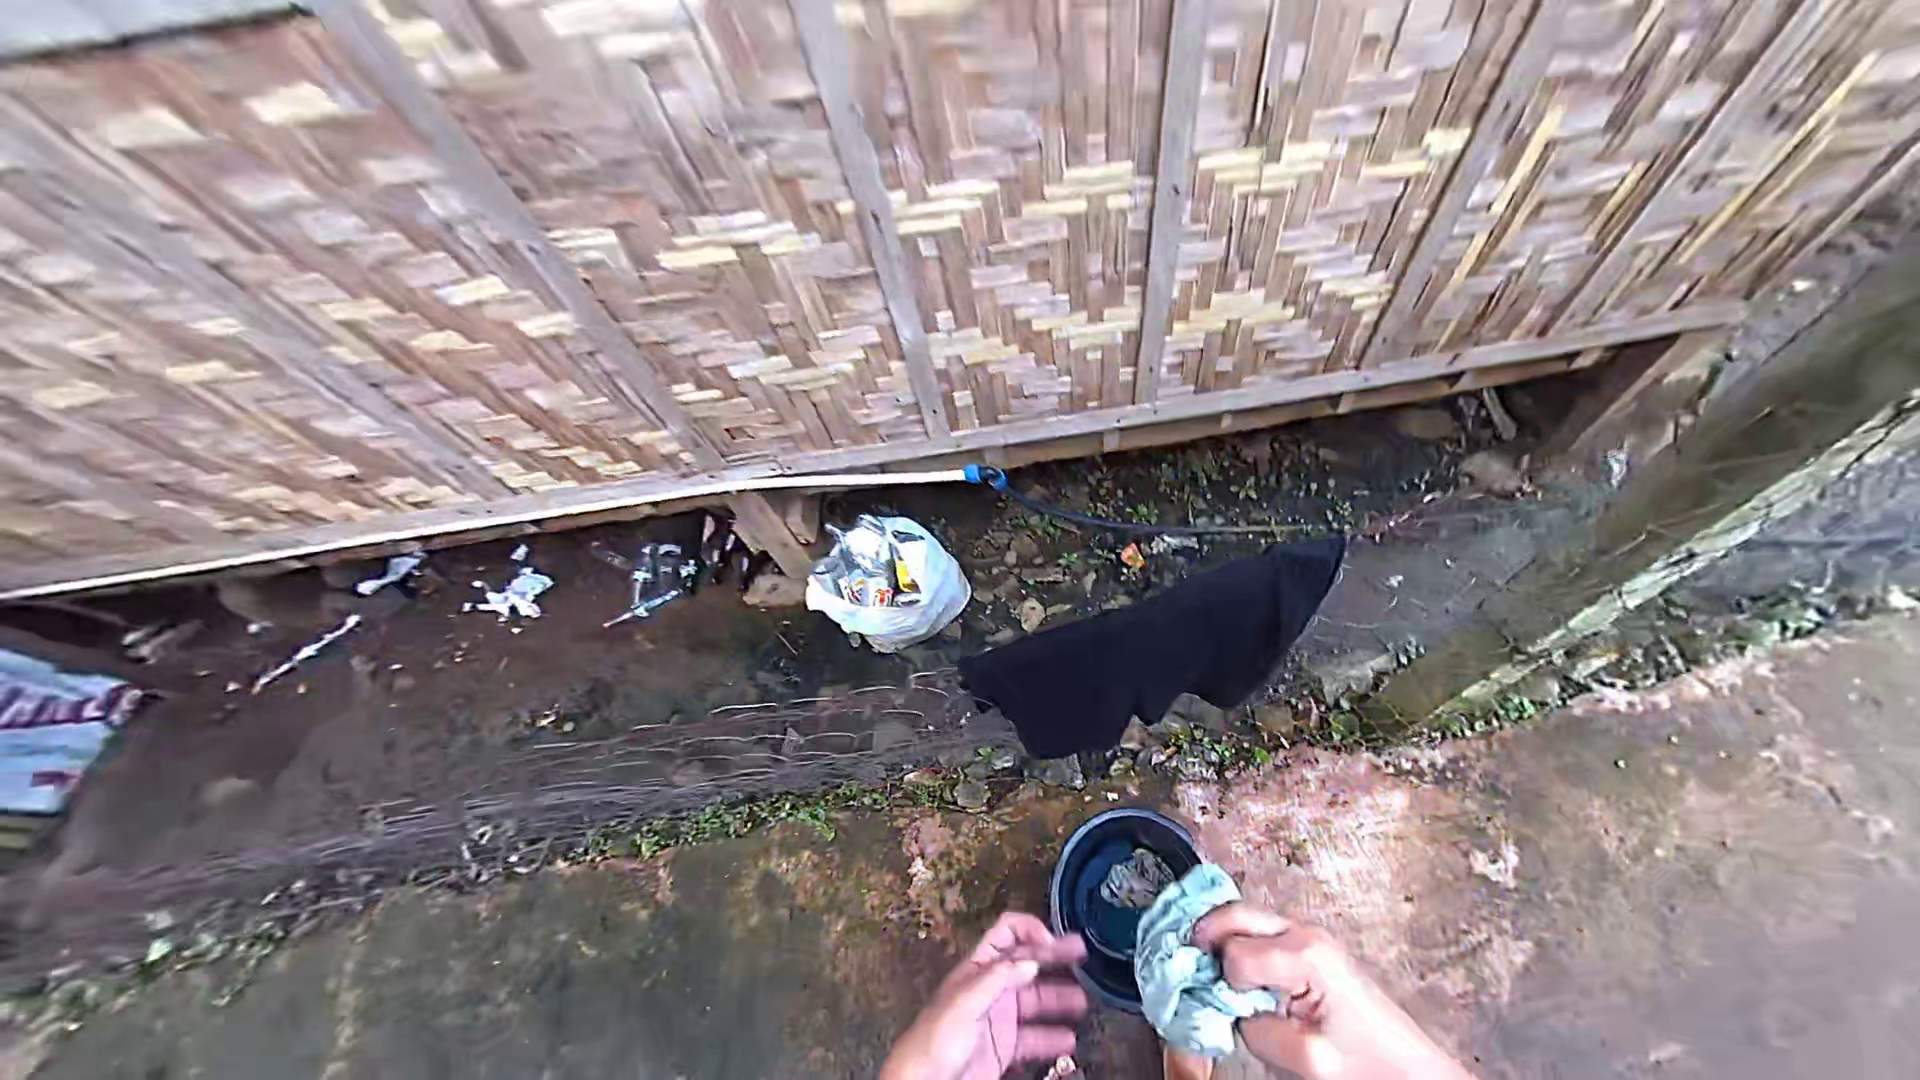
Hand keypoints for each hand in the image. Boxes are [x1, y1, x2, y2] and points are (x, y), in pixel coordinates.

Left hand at [880, 912, 1089, 1079]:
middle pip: (1027, 963)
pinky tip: (1068, 1039)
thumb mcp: (965, 1000)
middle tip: (1080, 953)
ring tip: (1083, 1001)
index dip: (1030, 930)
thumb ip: (998, 978)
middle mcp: (991, 986)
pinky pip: (1033, 1038)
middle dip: (1054, 957)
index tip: (1053, 941)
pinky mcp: (1003, 1047)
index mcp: (979, 966)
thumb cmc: (935, 1037)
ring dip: (1058, 997)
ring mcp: (999, 1017)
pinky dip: (1052, 1037)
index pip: (1007, 933)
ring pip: (1035, 1000)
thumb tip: (1030, 960)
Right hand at [1193, 904, 1475, 1079]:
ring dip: (1221, 934)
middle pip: (1236, 914)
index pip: (1237, 955)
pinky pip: (1260, 930)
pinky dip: (1237, 939)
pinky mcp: (1311, 945)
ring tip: (1205, 960)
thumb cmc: (1367, 1068)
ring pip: (1245, 916)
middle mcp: (1304, 932)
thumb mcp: (1308, 1060)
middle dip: (1206, 932)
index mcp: (1305, 955)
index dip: (1225, 982)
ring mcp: (1309, 934)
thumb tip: (1230, 1008)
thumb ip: (1257, 1028)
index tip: (1225, 1005)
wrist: (1416, 1076)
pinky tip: (1231, 962)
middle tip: (1185, 956)